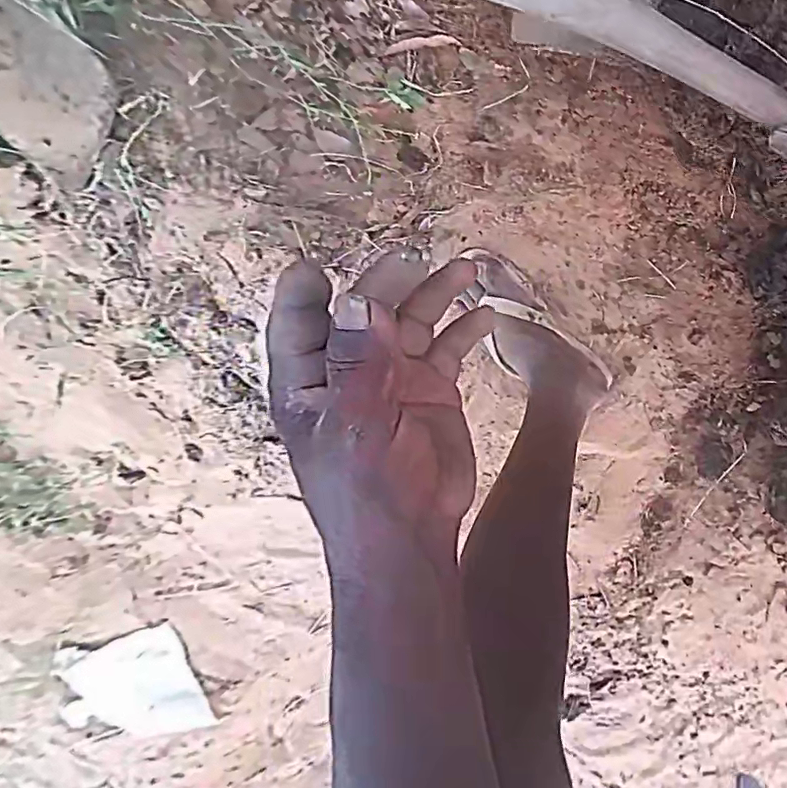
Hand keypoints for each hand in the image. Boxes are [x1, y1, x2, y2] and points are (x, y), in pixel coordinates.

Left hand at [266, 250, 498, 556]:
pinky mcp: (435, 391)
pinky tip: (484, 315)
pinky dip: (466, 330)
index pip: (302, 326)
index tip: (311, 265)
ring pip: (414, 324)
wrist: (412, 530)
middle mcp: (353, 372)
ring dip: (437, 296)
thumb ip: (359, 359)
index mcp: (312, 382)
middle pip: (369, 314)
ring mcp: (397, 379)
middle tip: (415, 258)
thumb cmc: (367, 487)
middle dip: (390, 283)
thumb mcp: (356, 422)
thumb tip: (356, 297)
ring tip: (464, 270)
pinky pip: (449, 349)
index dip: (304, 294)